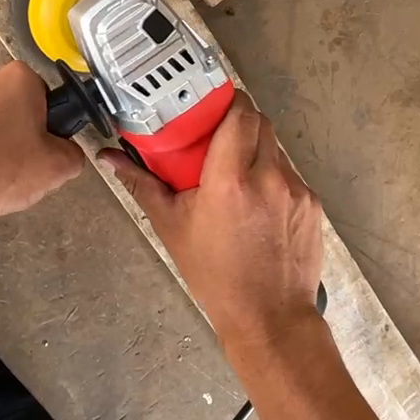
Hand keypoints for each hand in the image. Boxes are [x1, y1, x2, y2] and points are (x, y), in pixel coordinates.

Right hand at [99, 92, 323, 348]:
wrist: (270, 318)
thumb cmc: (214, 273)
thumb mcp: (171, 226)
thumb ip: (141, 183)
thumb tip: (107, 157)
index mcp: (230, 178)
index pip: (239, 113)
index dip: (228, 100)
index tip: (213, 103)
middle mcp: (268, 176)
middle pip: (260, 122)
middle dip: (240, 121)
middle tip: (218, 135)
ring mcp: (295, 189)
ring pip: (276, 147)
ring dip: (257, 149)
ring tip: (237, 173)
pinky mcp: (312, 204)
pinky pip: (290, 173)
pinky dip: (273, 176)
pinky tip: (258, 203)